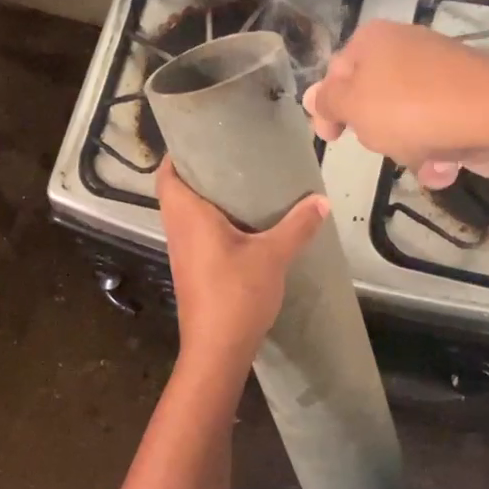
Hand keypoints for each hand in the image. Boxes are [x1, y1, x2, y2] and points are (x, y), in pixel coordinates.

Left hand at [156, 159, 328, 367]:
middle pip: (177, 192)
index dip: (179, 155)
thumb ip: (297, 226)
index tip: (202, 139)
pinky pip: (196, 235)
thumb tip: (321, 201)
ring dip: (206, 200)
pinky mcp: (191, 272)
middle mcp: (177, 230)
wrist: (216, 349)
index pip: (167, 174)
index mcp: (188, 216)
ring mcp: (182, 254)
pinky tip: (241, 225)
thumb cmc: (236, 294)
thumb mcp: (273, 256)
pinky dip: (212, 223)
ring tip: (240, 185)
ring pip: (187, 215)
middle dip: (199, 174)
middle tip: (231, 158)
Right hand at [303, 23, 488, 186]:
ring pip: (406, 121)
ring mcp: (440, 73)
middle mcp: (405, 49)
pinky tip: (446, 166)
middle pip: (372, 100)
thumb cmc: (409, 109)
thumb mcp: (352, 106)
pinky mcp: (469, 99)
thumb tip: (310, 96)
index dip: (329, 108)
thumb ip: (327, 103)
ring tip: (423, 159)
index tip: (332, 139)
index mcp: (372, 41)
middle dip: (375, 132)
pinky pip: (439, 130)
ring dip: (409, 150)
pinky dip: (439, 152)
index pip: (335, 74)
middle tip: (380, 143)